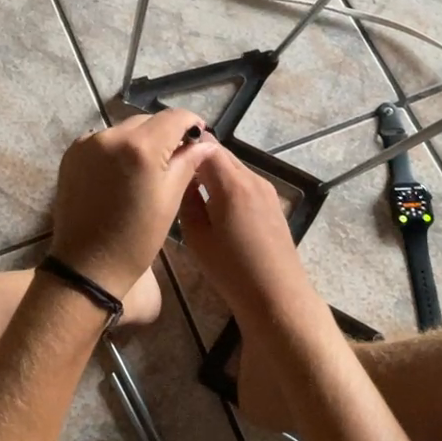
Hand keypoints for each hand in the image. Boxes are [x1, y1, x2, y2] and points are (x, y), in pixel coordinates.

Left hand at [47, 109, 218, 297]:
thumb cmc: (137, 238)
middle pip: (147, 121)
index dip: (191, 123)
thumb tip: (204, 142)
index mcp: (140, 147)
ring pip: (124, 130)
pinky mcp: (71, 154)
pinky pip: (102, 141)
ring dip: (139, 141)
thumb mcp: (170, 200)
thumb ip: (188, 163)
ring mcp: (87, 144)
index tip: (198, 136)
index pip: (174, 118)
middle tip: (176, 158)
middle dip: (164, 134)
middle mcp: (111, 136)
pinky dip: (116, 150)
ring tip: (146, 170)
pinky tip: (121, 173)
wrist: (88, 265)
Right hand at [177, 145, 316, 316]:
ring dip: (211, 170)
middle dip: (196, 155)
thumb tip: (181, 179)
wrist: (277, 296)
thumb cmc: (231, 270)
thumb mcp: (196, 236)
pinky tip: (213, 202)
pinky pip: (243, 181)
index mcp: (231, 184)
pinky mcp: (272, 202)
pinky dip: (225, 183)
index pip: (206, 145)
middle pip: (221, 153)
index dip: (185, 144)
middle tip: (171, 170)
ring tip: (189, 187)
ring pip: (232, 167)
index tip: (164, 154)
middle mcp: (252, 178)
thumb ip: (186, 200)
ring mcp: (266, 190)